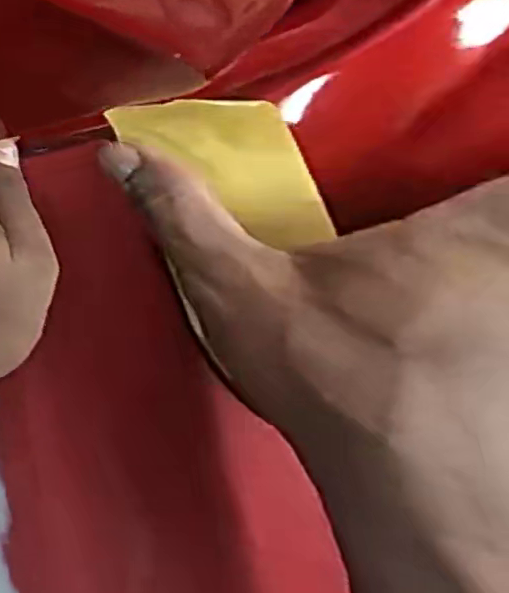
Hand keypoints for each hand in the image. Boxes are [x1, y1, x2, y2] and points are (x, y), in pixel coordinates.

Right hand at [102, 141, 508, 592]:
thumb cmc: (327, 371)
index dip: (495, 131)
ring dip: (479, 232)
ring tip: (435, 235)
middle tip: (439, 162)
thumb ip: (179, 209)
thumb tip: (122, 151)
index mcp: (467, 237)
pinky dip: (477, 276)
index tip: (475, 107)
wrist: (411, 485)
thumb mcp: (229, 281)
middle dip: (483, 187)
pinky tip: (442, 302)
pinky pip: (502, 286)